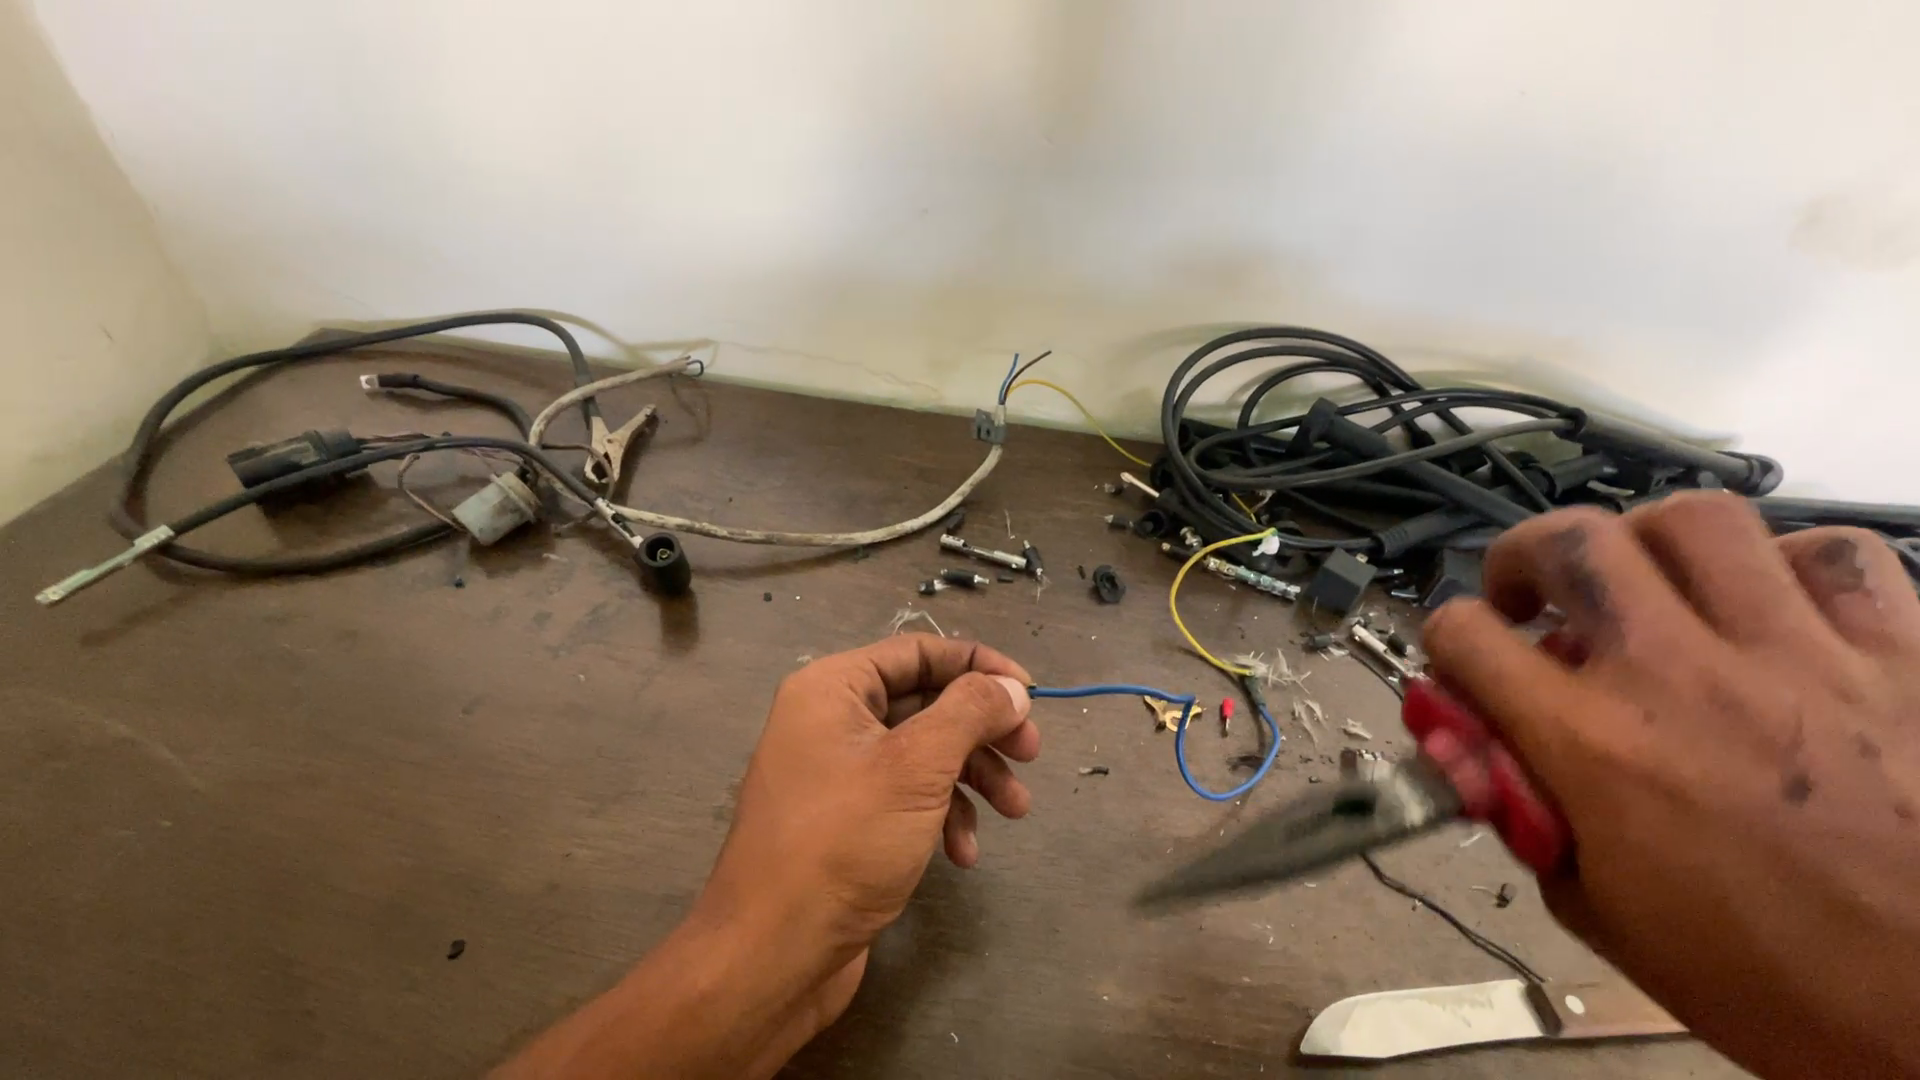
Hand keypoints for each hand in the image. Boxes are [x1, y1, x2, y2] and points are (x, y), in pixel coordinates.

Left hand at [493, 634, 1036, 1079]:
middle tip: (1031, 754)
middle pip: (925, 702)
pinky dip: (941, 816)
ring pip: (921, 754)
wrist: (771, 956)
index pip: (918, 652)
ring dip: (972, 778)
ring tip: (1015, 810)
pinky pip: (904, 797)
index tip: (1030, 692)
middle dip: (982, 730)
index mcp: (833, 688)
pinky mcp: (845, 822)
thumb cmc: (843, 843)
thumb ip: (969, 713)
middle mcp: (830, 721)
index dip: (979, 665)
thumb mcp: (916, 766)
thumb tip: (1011, 687)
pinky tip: (964, 854)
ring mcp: (836, 773)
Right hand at [1423, 492, 1919, 1079]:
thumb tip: (1473, 742)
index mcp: (1590, 746)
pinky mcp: (1908, 660)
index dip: (1444, 639)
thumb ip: (1518, 808)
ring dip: (1645, 544)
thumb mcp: (1594, 907)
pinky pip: (1839, 556)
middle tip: (1533, 595)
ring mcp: (1799, 659)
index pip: (1463, 634)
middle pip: (1568, 541)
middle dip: (1523, 555)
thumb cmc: (1769, 982)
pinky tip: (1775, 607)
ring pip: (1694, 521)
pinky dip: (1790, 565)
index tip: (1464, 660)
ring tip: (1648, 588)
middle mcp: (1677, 680)